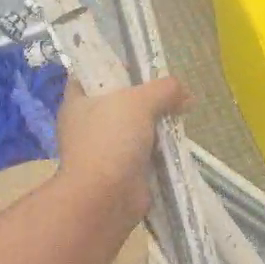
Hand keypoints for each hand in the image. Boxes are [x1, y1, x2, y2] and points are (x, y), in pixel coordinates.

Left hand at [54, 76, 187, 216]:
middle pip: (117, 100)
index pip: (89, 74)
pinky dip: (158, 147)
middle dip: (143, 96)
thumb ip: (165, 90)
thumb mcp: (140, 102)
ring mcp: (103, 149)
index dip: (111, 65)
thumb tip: (186, 95)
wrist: (105, 197)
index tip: (137, 65)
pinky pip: (142, 151)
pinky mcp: (120, 170)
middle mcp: (86, 123)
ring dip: (154, 123)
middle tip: (168, 91)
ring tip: (178, 114)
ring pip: (132, 127)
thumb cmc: (111, 139)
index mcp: (78, 101)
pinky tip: (176, 142)